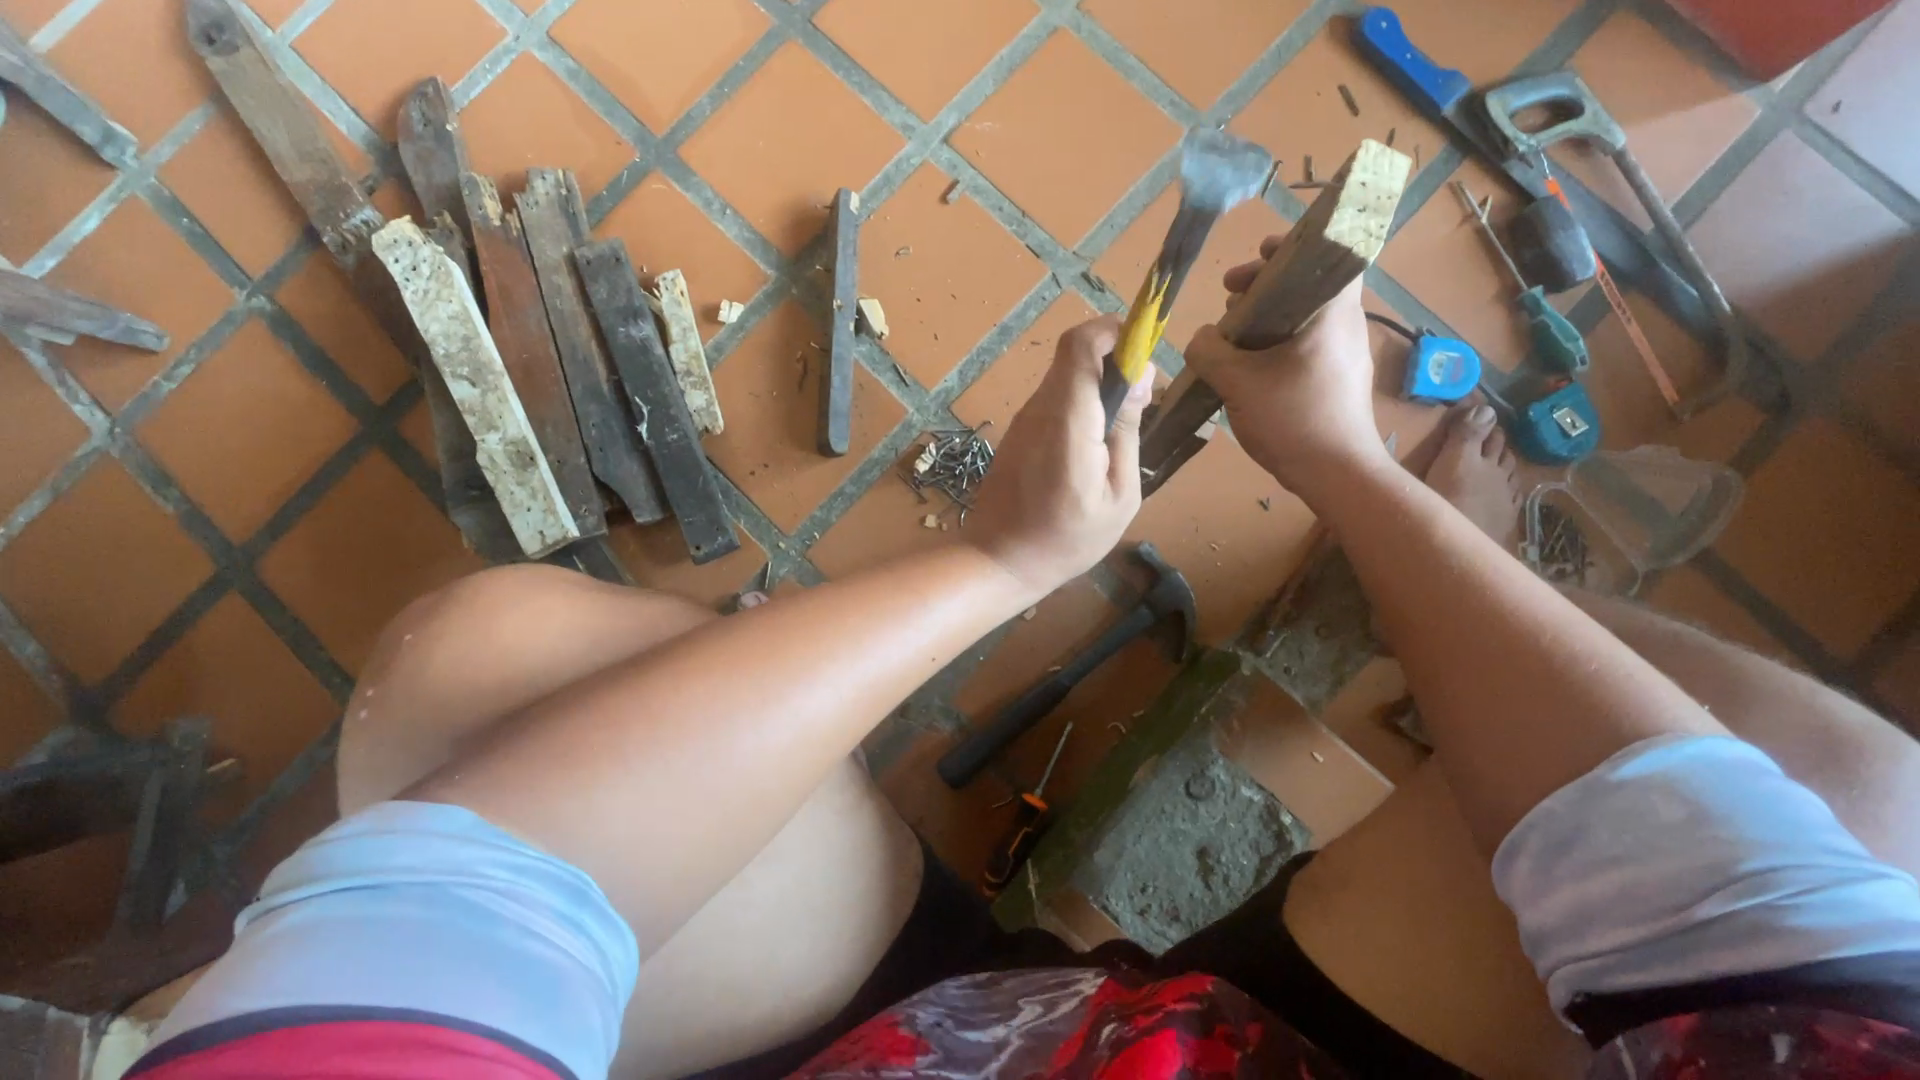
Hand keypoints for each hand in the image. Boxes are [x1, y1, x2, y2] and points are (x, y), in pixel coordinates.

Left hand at [967, 318, 1149, 594]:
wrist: (1000, 560)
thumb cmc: (1068, 539)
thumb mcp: (1119, 494)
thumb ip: (1127, 429)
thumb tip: (1141, 375)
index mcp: (1067, 422)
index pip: (1081, 344)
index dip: (1115, 333)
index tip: (1145, 353)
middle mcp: (1039, 409)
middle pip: (1076, 356)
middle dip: (1115, 362)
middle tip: (1143, 400)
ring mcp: (1024, 418)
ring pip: (1066, 377)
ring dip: (1099, 387)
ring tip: (1121, 429)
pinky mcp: (1018, 431)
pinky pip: (1055, 400)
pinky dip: (1081, 406)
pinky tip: (1094, 446)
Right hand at [1184, 238, 1388, 497]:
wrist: (1338, 473)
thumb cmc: (1293, 419)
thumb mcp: (1237, 383)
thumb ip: (1209, 350)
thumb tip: (1201, 338)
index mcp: (1332, 312)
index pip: (1326, 253)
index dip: (1289, 248)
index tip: (1255, 257)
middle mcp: (1347, 324)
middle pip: (1308, 283)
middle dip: (1266, 283)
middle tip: (1230, 293)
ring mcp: (1347, 353)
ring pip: (1305, 315)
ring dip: (1269, 315)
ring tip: (1233, 333)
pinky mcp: (1340, 378)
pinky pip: (1308, 343)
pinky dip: (1279, 341)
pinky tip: (1251, 366)